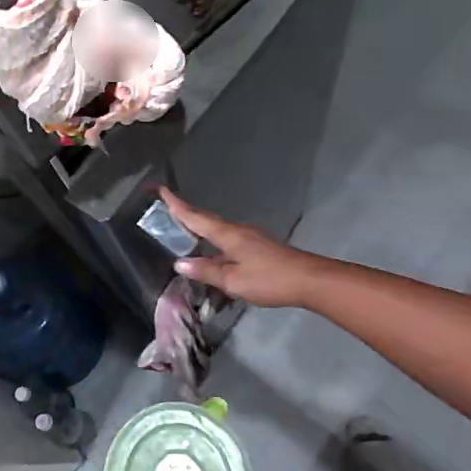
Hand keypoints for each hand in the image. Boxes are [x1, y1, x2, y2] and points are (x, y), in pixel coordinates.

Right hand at [159, 188, 329, 308]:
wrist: (309, 280)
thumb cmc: (269, 279)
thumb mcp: (233, 281)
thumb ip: (206, 271)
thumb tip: (179, 263)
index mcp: (228, 235)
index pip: (195, 217)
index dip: (176, 205)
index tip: (160, 189)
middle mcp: (237, 230)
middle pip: (206, 218)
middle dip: (185, 212)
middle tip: (166, 207)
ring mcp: (249, 237)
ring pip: (217, 228)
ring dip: (199, 225)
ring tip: (183, 228)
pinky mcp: (257, 246)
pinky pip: (227, 237)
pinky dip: (213, 238)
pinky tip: (211, 249)